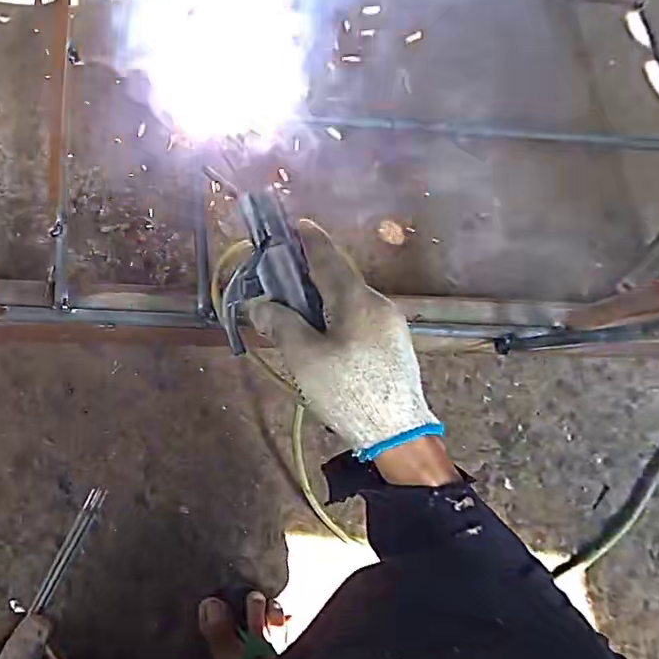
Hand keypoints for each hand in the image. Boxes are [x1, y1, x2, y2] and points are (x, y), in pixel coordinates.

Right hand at [246, 223, 444, 462]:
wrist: (397, 434)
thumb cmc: (347, 390)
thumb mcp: (303, 356)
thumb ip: (280, 323)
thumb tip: (261, 304)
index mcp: (358, 300)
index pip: (328, 259)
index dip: (309, 240)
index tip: (296, 224)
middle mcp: (379, 305)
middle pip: (338, 280)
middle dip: (308, 276)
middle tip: (280, 281)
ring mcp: (391, 327)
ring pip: (348, 303)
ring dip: (320, 301)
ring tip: (294, 315)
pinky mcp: (393, 347)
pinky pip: (358, 320)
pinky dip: (335, 317)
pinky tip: (321, 337)